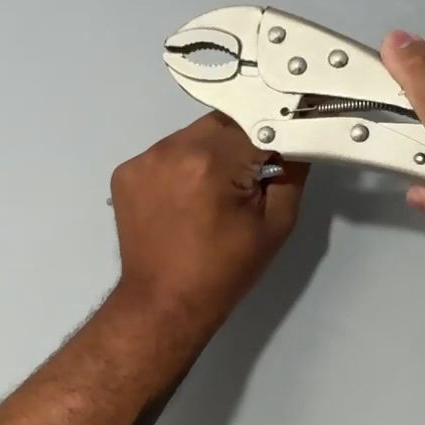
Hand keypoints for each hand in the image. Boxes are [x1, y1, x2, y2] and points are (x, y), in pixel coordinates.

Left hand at [108, 112, 307, 335]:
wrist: (164, 302)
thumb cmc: (224, 270)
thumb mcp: (276, 225)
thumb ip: (291, 173)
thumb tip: (298, 137)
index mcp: (212, 162)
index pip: (255, 122)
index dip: (273, 135)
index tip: (280, 152)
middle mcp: (172, 149)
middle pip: (220, 124)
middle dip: (239, 143)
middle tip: (246, 178)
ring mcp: (143, 159)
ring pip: (191, 135)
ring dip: (208, 152)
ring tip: (211, 192)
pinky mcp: (125, 172)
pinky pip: (164, 153)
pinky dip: (179, 166)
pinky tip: (182, 198)